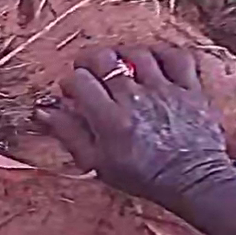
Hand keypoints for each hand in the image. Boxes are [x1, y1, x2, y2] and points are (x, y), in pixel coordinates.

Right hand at [37, 44, 235, 209]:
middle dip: (89, 60)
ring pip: (137, 52)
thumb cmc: (141, 175)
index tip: (72, 92)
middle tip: (88, 70)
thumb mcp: (95, 162)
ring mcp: (165, 91)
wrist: (193, 182)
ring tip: (118, 63)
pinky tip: (152, 59)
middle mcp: (135, 99)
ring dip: (122, 53)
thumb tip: (42, 112)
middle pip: (104, 58)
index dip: (70, 82)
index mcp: (109, 118)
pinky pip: (178, 57)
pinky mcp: (190, 89)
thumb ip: (68, 133)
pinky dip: (163, 52)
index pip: (79, 80)